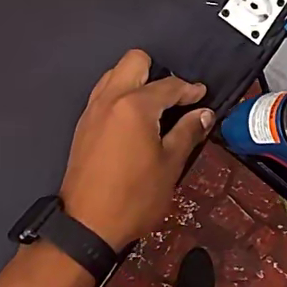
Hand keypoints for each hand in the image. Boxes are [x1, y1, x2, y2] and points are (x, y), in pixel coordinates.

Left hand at [59, 50, 211, 247]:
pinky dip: (121, 97)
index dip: (190, 90)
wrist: (87, 225)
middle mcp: (110, 99)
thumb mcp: (170, 165)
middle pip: (134, 61)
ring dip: (136, 82)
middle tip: (175, 97)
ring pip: (115, 74)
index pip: (169, 85)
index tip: (202, 96)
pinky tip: (135, 121)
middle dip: (158, 72)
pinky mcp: (83, 125)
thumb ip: (187, 132)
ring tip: (155, 107)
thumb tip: (203, 114)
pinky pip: (103, 94)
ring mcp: (92, 111)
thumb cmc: (133, 198)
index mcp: (134, 106)